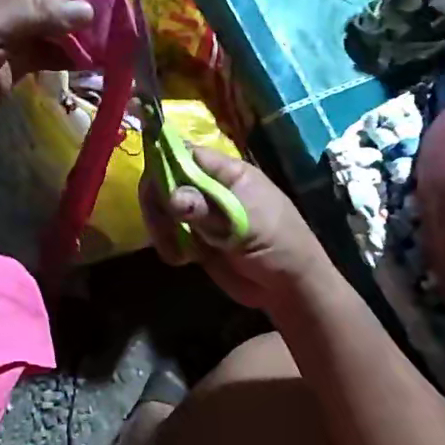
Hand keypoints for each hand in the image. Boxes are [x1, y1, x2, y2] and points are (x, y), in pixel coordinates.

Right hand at [141, 148, 334, 312]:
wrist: (292, 290)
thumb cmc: (280, 246)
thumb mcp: (247, 225)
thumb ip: (209, 210)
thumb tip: (172, 197)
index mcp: (228, 173)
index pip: (185, 154)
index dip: (163, 164)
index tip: (153, 190)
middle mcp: (211, 187)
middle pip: (167, 179)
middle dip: (158, 204)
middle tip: (162, 232)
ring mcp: (201, 212)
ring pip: (164, 207)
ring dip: (161, 229)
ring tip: (175, 254)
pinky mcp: (195, 236)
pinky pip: (168, 231)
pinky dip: (167, 244)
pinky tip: (181, 260)